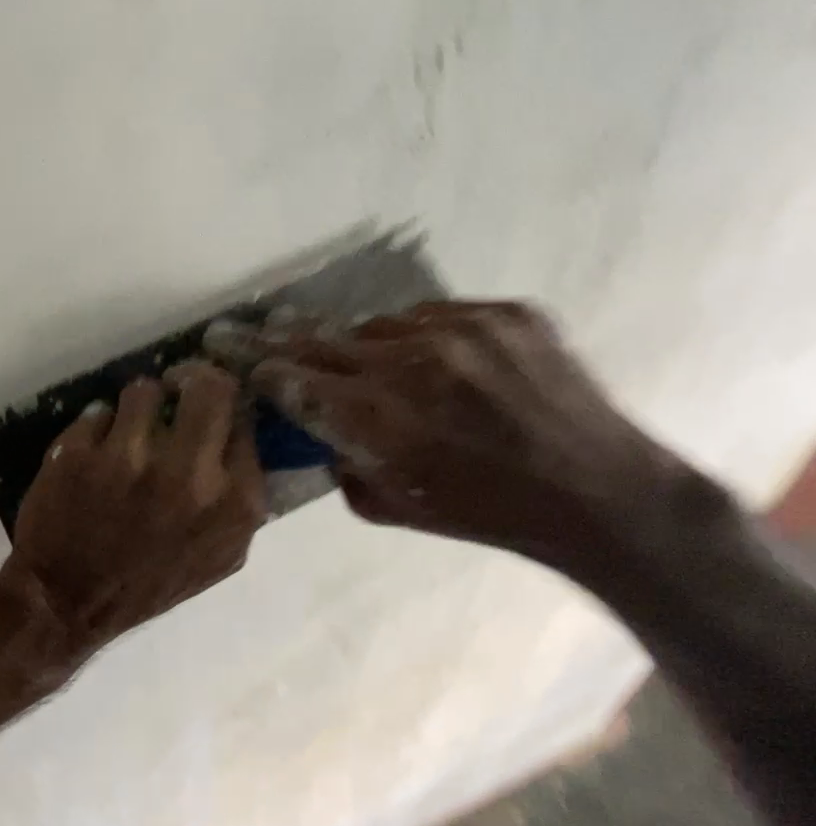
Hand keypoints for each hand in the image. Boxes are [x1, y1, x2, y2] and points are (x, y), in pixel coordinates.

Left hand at [3, 364, 265, 658]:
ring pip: (143, 390)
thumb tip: (240, 436)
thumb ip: (237, 499)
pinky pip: (95, 413)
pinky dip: (93, 428)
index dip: (224, 404)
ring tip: (127, 425)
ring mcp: (130, 459)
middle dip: (191, 377)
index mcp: (235, 501)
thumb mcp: (219, 556)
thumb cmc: (147, 583)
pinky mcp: (79, 453)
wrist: (66, 601)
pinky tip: (90, 454)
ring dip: (136, 404)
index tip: (206, 400)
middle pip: (207, 386)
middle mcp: (189, 473)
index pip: (245, 419)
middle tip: (177, 383)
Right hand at [243, 301, 692, 564]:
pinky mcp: (506, 315)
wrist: (602, 492)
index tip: (224, 352)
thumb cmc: (483, 511)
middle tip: (237, 330)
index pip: (290, 377)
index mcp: (376, 416)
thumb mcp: (388, 504)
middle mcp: (410, 362)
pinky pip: (431, 315)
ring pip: (375, 325)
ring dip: (354, 343)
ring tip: (352, 359)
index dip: (255, 366)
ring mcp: (462, 331)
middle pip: (319, 340)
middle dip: (275, 340)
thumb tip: (319, 427)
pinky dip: (413, 335)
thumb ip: (340, 458)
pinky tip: (421, 358)